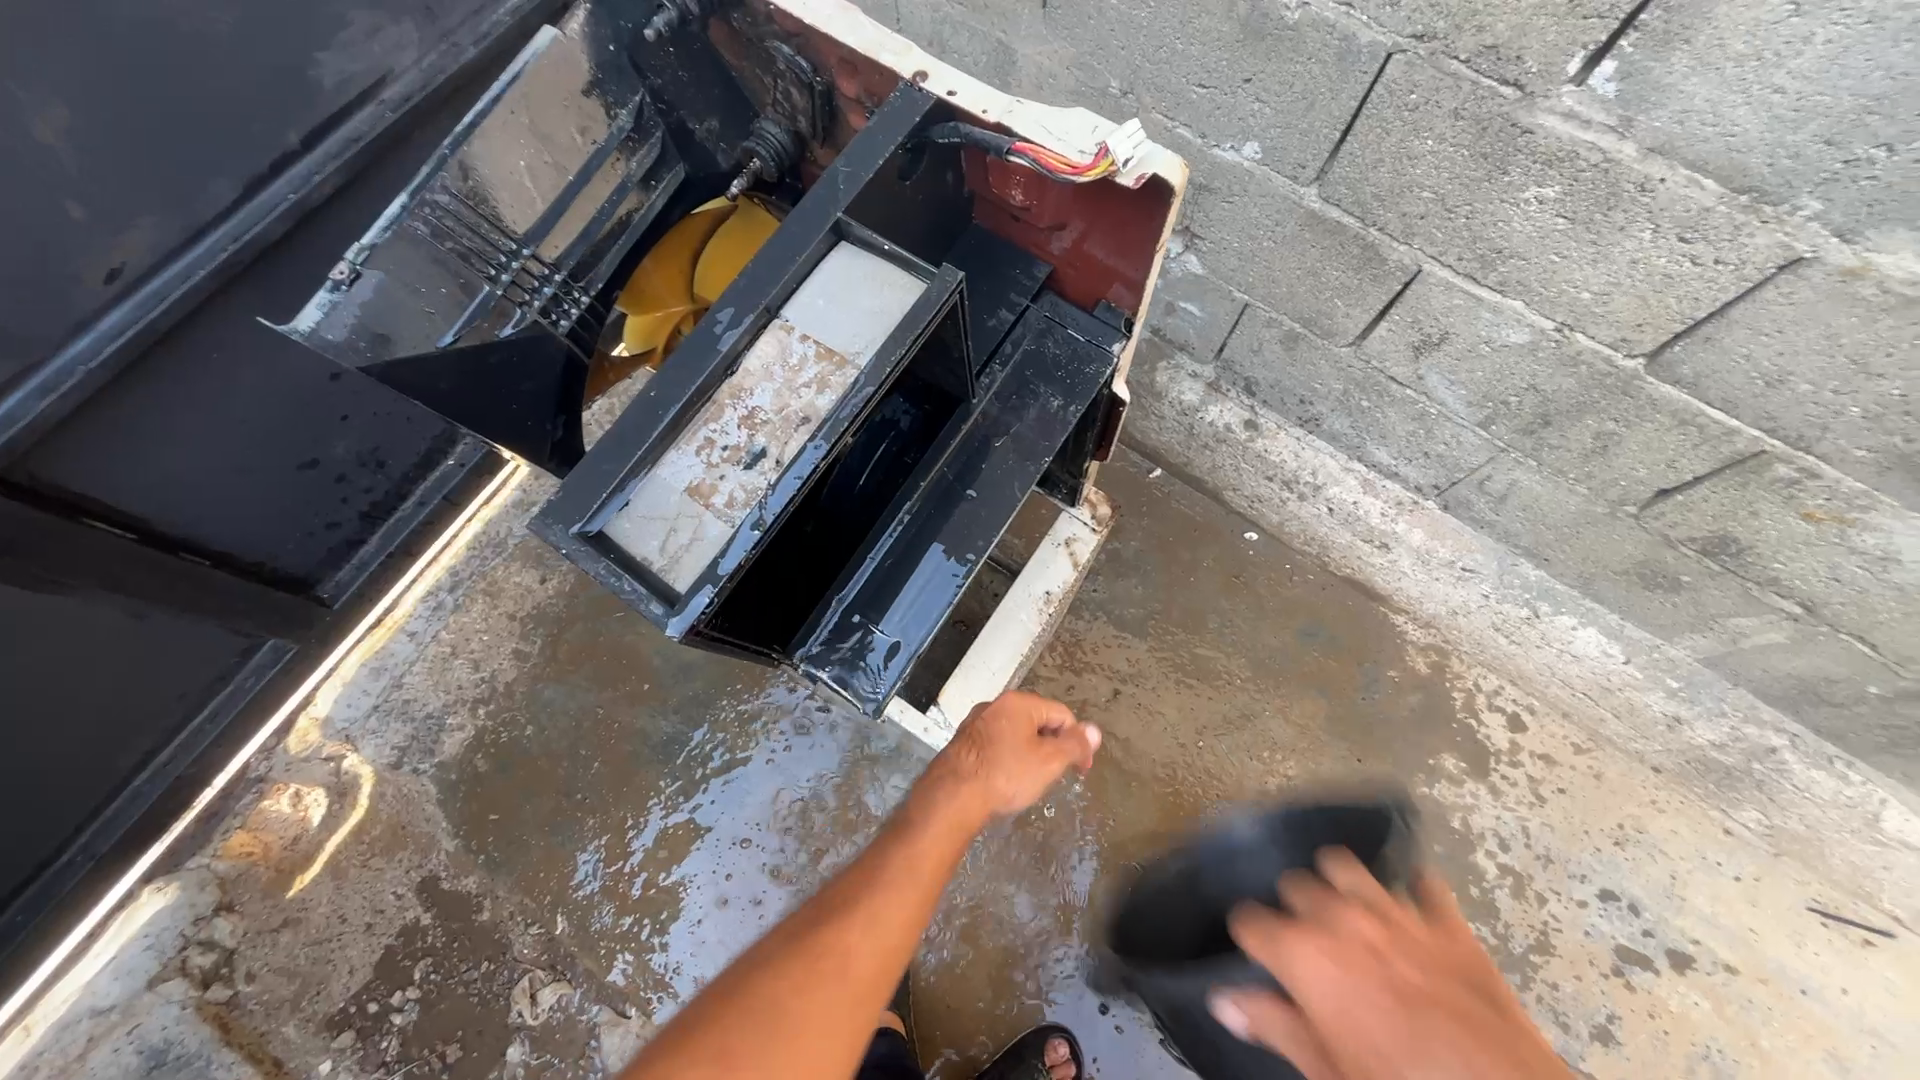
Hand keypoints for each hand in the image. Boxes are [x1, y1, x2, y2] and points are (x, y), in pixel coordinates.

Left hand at [921, 691, 1100, 818]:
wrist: (952, 796)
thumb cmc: (1006, 775)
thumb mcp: (1049, 761)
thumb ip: (1074, 745)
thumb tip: (1094, 730)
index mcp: (1019, 703)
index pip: (1062, 714)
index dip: (1077, 741)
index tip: (1081, 769)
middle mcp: (995, 705)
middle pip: (1038, 721)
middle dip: (1053, 746)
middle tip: (1057, 774)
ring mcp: (976, 723)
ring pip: (1016, 733)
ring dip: (1030, 753)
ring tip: (1031, 780)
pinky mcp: (963, 742)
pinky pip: (996, 745)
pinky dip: (1008, 759)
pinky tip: (1005, 780)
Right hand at [1208, 848, 1571, 1079]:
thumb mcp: (1326, 1071)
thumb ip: (1273, 1025)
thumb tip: (1225, 1001)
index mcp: (1302, 953)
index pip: (1249, 920)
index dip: (1249, 938)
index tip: (1257, 956)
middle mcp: (1340, 917)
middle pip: (1295, 885)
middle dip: (1292, 908)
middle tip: (1304, 943)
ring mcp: (1396, 912)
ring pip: (1347, 867)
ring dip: (1339, 884)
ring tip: (1344, 912)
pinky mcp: (1448, 922)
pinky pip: (1424, 884)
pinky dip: (1412, 892)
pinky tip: (1409, 910)